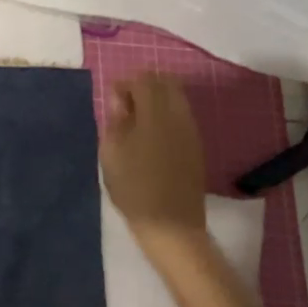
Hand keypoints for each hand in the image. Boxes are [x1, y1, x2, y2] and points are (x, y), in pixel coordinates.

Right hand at [99, 74, 208, 253]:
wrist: (171, 225)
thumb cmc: (133, 188)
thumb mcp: (111, 153)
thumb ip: (116, 120)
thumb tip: (121, 100)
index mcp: (155, 115)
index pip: (144, 80)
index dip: (125, 84)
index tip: (111, 100)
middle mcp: (178, 117)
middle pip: (166, 83)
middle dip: (143, 87)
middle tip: (124, 106)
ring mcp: (191, 131)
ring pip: (176, 98)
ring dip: (156, 100)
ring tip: (135, 121)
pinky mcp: (196, 146)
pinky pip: (181, 115)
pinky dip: (165, 114)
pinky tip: (150, 135)